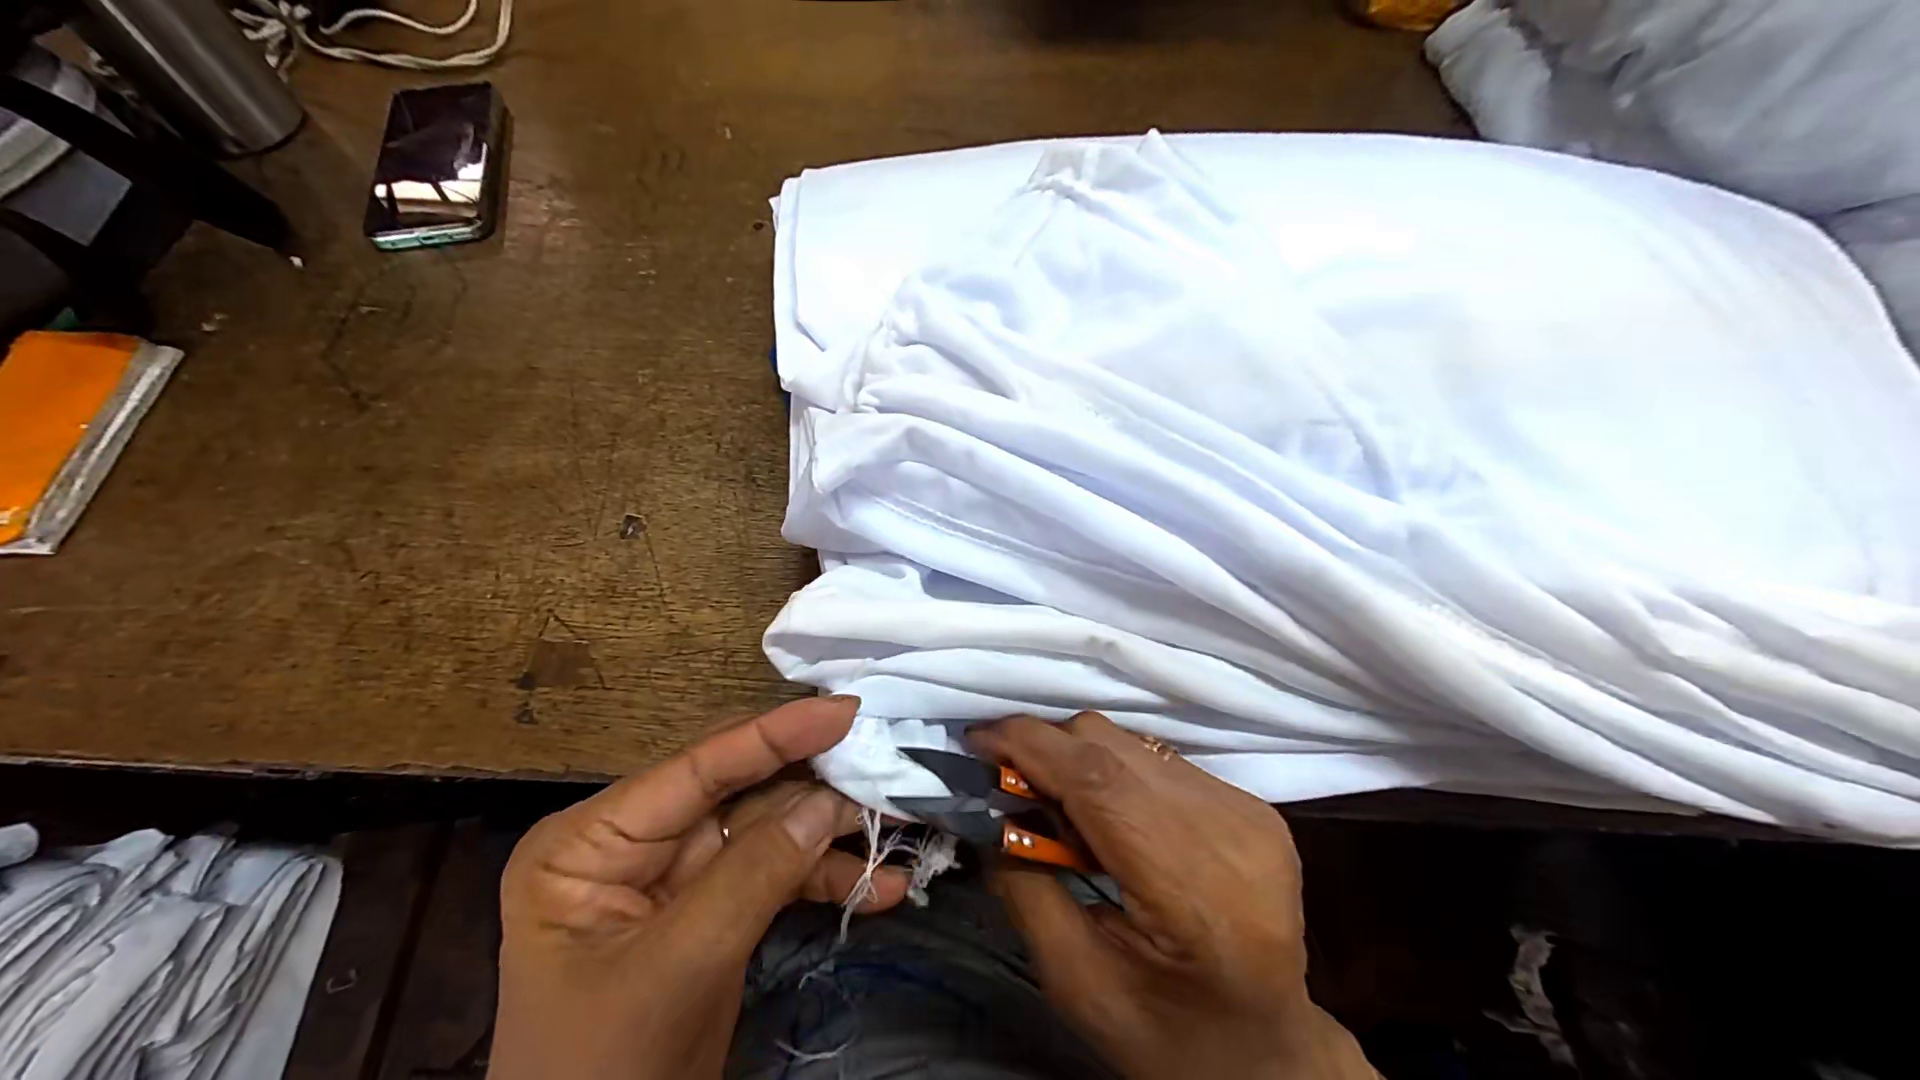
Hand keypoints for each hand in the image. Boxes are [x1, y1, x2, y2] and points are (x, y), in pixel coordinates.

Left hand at [488, 696, 907, 1079]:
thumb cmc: (604, 1067)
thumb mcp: (676, 967)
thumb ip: (752, 875)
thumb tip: (825, 802)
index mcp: (591, 840)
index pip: (698, 767)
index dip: (777, 734)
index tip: (845, 709)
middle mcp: (635, 842)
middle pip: (741, 792)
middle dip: (815, 784)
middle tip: (882, 763)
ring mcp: (678, 876)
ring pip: (768, 830)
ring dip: (832, 833)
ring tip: (896, 823)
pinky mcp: (713, 909)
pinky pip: (775, 876)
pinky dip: (825, 880)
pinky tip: (880, 888)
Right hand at [971, 711, 1374, 1079]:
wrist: (1268, 1055)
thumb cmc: (1167, 1035)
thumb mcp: (1076, 981)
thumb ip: (1024, 886)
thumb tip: (989, 808)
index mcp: (1196, 890)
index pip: (1100, 780)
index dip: (1031, 746)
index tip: (976, 741)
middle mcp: (1233, 830)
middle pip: (1114, 746)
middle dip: (1045, 748)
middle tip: (1007, 785)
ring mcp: (1250, 810)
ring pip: (1132, 743)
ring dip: (1078, 759)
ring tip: (1058, 809)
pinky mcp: (1252, 803)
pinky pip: (1157, 759)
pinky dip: (1114, 771)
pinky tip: (1106, 816)